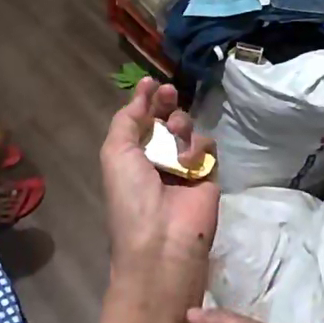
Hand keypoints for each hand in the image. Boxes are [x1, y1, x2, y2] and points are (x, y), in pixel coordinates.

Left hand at [99, 77, 218, 280]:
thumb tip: (142, 92)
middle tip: (169, 93)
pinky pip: (207, 146)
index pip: (141, 121)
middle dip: (166, 104)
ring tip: (174, 133)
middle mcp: (157, 159)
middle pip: (166, 120)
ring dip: (180, 124)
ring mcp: (184, 166)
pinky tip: (188, 162)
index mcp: (132, 157)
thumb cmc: (131, 196)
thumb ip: (126, 119)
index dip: (146, 101)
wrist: (163, 239)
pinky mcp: (208, 173)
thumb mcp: (115, 153)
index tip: (151, 83)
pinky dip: (197, 148)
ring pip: (187, 129)